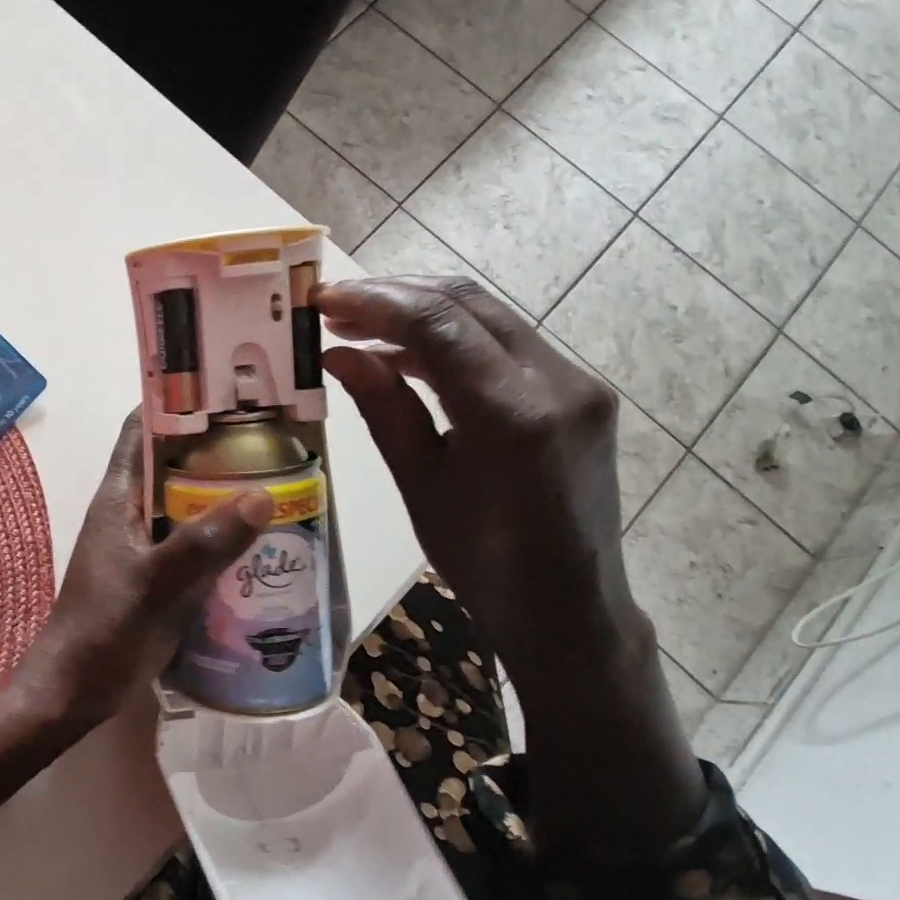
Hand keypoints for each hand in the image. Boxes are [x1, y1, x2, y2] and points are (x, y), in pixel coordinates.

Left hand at [11, 411, 274, 728]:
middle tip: (278, 435)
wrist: (76, 688)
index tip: (228, 385)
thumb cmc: (104, 627)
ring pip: (189, 504)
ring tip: (285, 479)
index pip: (143, 430)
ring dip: (226, 493)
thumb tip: (263, 495)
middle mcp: (131, 513)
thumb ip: (205, 542)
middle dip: (218, 448)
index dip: (178, 402)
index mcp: (118, 498)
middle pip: (175, 464)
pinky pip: (197, 544)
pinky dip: (226, 536)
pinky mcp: (160, 578)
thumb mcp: (155, 582)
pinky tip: (267, 541)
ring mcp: (146, 546)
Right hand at [317, 276, 647, 684]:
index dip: (375, 302)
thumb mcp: (419, 484)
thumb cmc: (481, 560)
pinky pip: (506, 344)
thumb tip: (339, 353)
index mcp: (513, 415)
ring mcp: (576, 383)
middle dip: (396, 296)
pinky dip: (452, 338)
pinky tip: (407, 353)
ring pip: (490, 317)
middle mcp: (558, 382)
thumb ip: (384, 407)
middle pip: (469, 304)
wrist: (566, 604)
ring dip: (422, 312)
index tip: (322, 299)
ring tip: (359, 325)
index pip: (439, 325)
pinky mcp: (577, 392)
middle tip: (334, 306)